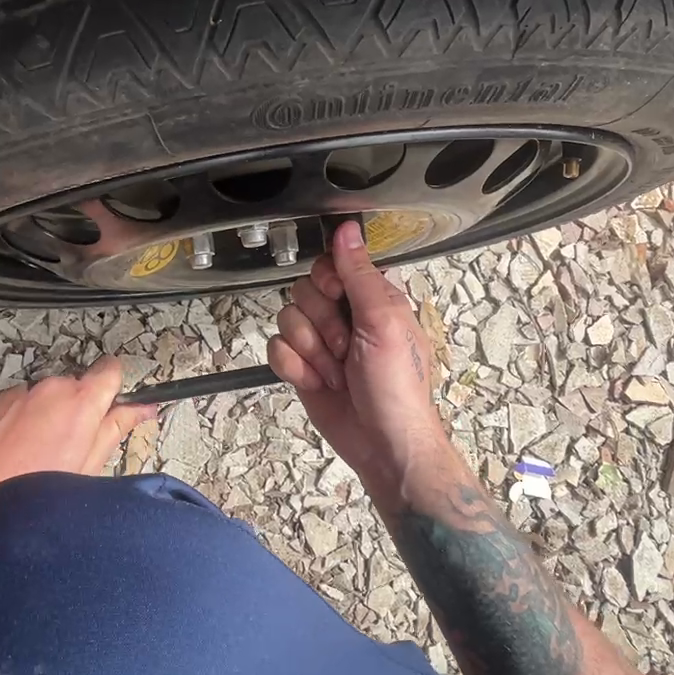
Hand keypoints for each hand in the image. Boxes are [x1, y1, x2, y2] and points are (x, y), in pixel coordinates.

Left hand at [0, 357, 157, 525]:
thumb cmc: (32, 497)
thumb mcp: (87, 469)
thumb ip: (116, 429)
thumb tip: (143, 408)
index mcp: (81, 402)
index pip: (111, 370)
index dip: (113, 389)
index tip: (111, 408)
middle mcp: (49, 387)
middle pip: (77, 385)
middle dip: (78, 408)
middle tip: (71, 448)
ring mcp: (16, 392)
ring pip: (45, 395)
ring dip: (47, 414)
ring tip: (35, 456)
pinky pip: (16, 403)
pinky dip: (18, 420)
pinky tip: (10, 453)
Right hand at [267, 221, 460, 507]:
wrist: (382, 444)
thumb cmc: (398, 387)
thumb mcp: (384, 323)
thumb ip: (360, 275)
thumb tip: (348, 230)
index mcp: (369, 298)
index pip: (329, 265)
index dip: (327, 284)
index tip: (339, 302)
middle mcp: (342, 316)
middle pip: (302, 291)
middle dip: (321, 325)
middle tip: (347, 349)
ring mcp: (320, 342)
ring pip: (286, 320)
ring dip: (310, 351)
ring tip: (336, 372)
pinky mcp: (301, 366)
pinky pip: (275, 350)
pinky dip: (295, 369)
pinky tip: (318, 382)